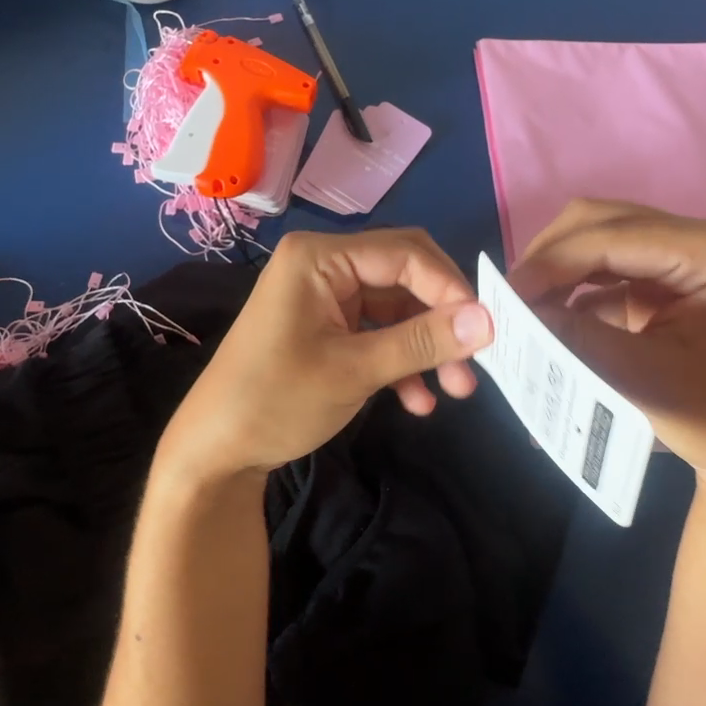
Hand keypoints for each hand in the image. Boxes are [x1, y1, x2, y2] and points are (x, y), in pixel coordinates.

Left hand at [162, 228, 494, 479]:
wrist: (216, 451)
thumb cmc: (276, 401)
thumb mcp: (354, 371)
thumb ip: (422, 342)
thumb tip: (489, 321)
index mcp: (319, 257)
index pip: (405, 253)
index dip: (451, 288)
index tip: (487, 331)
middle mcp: (323, 265)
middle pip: (405, 275)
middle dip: (441, 317)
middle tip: (475, 359)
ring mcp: (325, 297)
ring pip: (396, 307)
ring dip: (426, 346)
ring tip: (457, 390)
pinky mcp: (327, 327)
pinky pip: (377, 331)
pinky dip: (400, 360)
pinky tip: (418, 401)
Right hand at [509, 200, 705, 498]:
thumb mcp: (645, 380)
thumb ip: (578, 340)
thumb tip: (513, 315)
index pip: (610, 235)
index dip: (550, 262)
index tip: (503, 297)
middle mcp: (698, 237)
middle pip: (600, 222)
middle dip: (549, 258)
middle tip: (508, 299)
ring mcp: (683, 256)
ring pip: (598, 240)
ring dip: (557, 271)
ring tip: (521, 308)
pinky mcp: (667, 280)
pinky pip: (606, 268)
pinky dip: (572, 289)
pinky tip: (547, 318)